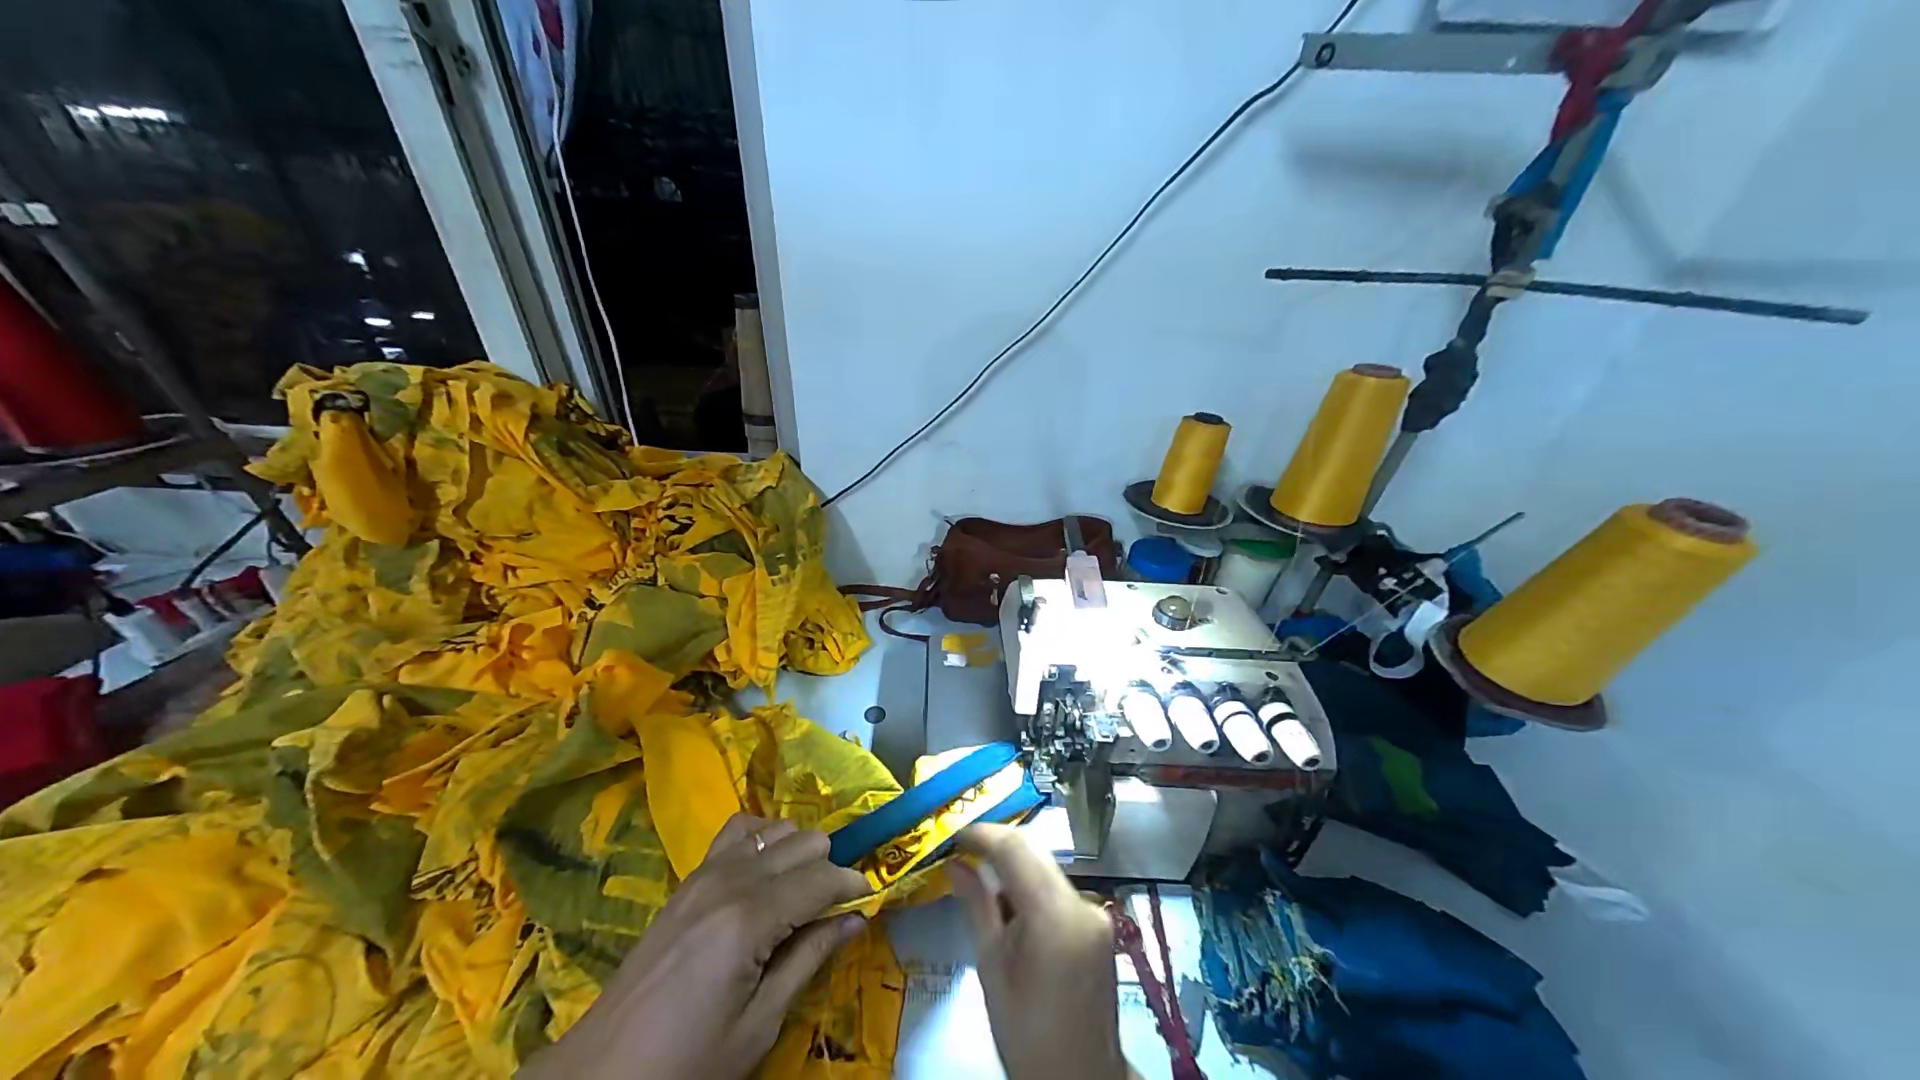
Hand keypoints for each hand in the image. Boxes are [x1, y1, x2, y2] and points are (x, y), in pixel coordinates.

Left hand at [520, 814, 871, 1079]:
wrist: (602, 1072)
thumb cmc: (687, 1061)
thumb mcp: (759, 1023)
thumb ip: (810, 958)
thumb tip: (856, 919)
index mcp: (749, 918)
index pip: (821, 878)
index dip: (852, 886)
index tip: (868, 903)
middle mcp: (730, 880)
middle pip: (802, 842)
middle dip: (827, 868)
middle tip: (830, 911)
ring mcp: (704, 873)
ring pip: (773, 829)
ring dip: (796, 852)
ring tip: (800, 894)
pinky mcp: (688, 879)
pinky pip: (737, 833)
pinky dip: (763, 841)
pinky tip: (766, 873)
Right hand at [950, 824, 1131, 1079]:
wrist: (1081, 1078)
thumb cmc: (1025, 1032)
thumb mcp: (991, 967)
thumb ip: (977, 906)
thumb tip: (956, 865)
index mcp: (1053, 915)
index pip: (1015, 848)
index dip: (983, 835)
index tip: (954, 836)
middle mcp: (1081, 904)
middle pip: (1035, 853)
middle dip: (998, 847)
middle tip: (962, 852)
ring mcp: (1094, 913)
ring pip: (1047, 870)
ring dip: (1015, 868)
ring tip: (981, 883)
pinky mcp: (1099, 925)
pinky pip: (1059, 891)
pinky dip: (1033, 889)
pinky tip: (1011, 911)